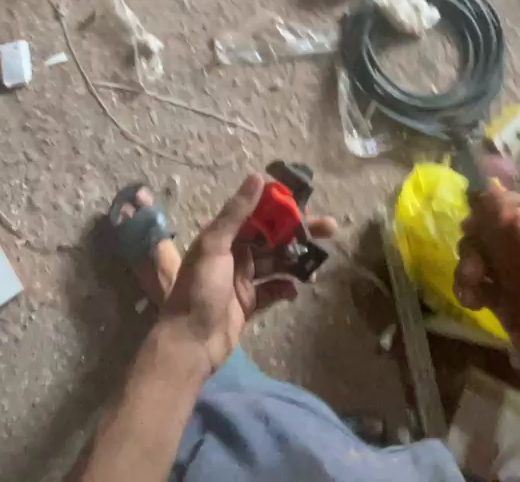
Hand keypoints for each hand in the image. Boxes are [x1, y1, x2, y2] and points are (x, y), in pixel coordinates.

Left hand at [155, 173, 337, 372]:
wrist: (189, 344)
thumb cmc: (199, 290)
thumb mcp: (214, 245)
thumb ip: (236, 213)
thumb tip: (258, 176)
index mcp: (224, 236)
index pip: (259, 215)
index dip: (283, 208)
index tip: (307, 203)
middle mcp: (234, 254)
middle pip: (273, 237)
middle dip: (300, 233)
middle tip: (330, 228)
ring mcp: (242, 279)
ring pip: (276, 263)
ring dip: (296, 261)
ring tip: (318, 264)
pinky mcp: (248, 303)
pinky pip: (272, 290)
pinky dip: (284, 288)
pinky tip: (295, 291)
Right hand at [454, 188, 519, 418]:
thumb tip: (514, 216)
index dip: (502, 203)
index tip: (479, 205)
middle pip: (496, 230)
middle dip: (478, 232)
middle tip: (467, 240)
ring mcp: (517, 285)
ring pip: (482, 257)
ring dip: (469, 261)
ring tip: (469, 280)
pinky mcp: (504, 310)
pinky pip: (479, 288)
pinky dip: (467, 288)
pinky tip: (470, 300)